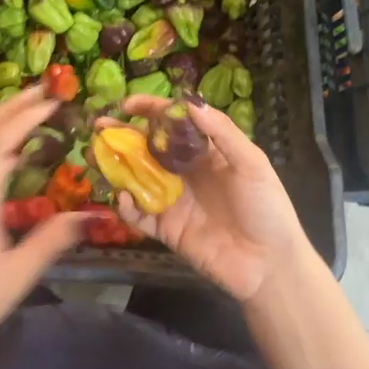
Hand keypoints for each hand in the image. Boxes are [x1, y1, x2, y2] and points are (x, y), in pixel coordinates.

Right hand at [114, 97, 312, 300]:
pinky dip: (127, 207)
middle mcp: (184, 173)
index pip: (173, 124)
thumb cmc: (267, 209)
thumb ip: (221, 132)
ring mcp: (173, 201)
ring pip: (137, 179)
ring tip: (98, 157)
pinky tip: (124, 199)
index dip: (151, 110)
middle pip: (147, 148)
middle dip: (122, 136)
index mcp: (205, 153)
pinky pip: (139, 215)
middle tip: (100, 127)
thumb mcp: (252, 163)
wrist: (270, 266)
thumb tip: (189, 102)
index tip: (128, 104)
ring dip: (116, 167)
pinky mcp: (166, 230)